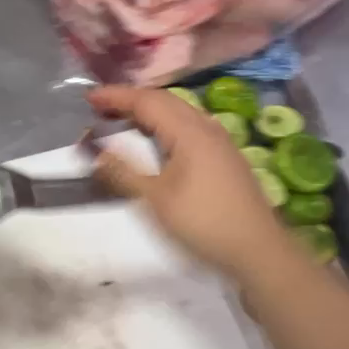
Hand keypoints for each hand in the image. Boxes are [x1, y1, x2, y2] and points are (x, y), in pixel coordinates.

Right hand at [88, 84, 283, 277]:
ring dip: (149, 111)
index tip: (89, 98)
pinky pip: (190, 126)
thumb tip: (95, 152)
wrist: (259, 251)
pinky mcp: (226, 157)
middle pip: (165, 100)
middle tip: (101, 108)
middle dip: (131, 100)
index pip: (147, 101)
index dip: (116, 96)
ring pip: (180, 112)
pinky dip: (165, 124)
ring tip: (124, 120)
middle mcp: (206, 127)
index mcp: (189, 131)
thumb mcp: (156, 201)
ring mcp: (220, 141)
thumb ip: (124, 172)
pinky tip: (158, 141)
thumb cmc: (204, 223)